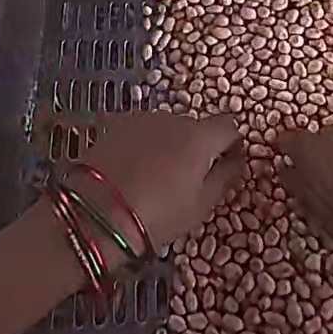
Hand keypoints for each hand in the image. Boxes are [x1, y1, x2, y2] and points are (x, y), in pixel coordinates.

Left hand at [76, 113, 244, 250]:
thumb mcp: (201, 205)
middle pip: (196, 127)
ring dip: (170, 145)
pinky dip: (146, 146)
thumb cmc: (157, 215)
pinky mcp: (116, 125)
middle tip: (189, 181)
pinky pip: (143, 133)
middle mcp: (173, 118)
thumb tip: (238, 159)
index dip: (232, 143)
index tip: (228, 164)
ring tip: (158, 179)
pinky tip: (135, 172)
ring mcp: (141, 119)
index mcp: (200, 136)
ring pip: (167, 128)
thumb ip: (225, 177)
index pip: (229, 125)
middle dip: (198, 147)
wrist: (94, 213)